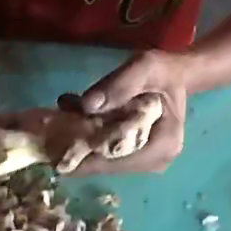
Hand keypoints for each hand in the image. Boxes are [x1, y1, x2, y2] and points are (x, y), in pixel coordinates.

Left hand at [63, 50, 190, 175]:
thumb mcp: (145, 67)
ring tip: (61, 116)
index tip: (55, 135)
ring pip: (102, 159)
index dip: (84, 150)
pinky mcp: (135, 157)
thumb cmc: (164, 71)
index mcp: (163, 145)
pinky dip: (87, 136)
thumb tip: (85, 105)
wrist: (177, 75)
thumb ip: (119, 84)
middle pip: (106, 163)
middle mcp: (155, 161)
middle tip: (53, 122)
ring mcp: (145, 162)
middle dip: (79, 144)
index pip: (116, 158)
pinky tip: (74, 116)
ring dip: (79, 140)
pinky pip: (105, 153)